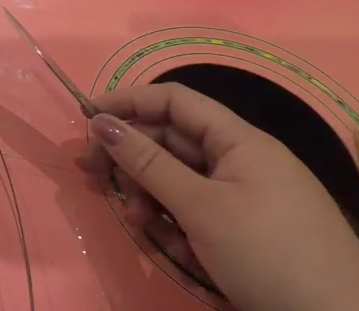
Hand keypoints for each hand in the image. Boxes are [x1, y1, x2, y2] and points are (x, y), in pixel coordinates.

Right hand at [76, 83, 358, 310]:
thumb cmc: (271, 257)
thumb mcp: (200, 208)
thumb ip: (146, 161)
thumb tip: (99, 121)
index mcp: (241, 142)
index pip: (174, 100)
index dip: (128, 101)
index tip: (87, 119)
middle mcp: (245, 162)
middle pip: (172, 141)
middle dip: (131, 157)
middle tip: (90, 175)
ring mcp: (251, 199)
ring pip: (181, 180)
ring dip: (150, 195)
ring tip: (137, 224)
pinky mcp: (252, 233)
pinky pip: (200, 211)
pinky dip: (177, 222)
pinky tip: (172, 247)